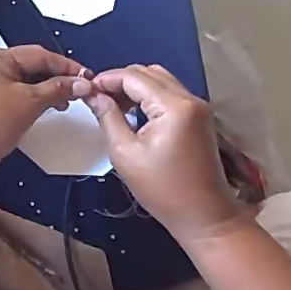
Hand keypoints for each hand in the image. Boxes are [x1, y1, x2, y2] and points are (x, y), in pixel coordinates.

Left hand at [0, 46, 92, 168]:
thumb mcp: (30, 102)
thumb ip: (58, 88)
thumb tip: (79, 83)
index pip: (39, 54)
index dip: (65, 66)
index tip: (85, 75)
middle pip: (34, 64)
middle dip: (58, 77)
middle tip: (80, 87)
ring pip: (29, 78)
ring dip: (50, 88)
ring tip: (68, 97)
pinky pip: (21, 89)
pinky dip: (38, 96)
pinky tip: (52, 103)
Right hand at [86, 65, 251, 244]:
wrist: (205, 216)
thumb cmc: (162, 188)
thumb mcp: (124, 152)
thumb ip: (108, 116)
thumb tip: (93, 94)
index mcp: (173, 106)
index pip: (133, 76)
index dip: (106, 79)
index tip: (86, 90)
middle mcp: (190, 99)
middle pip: (148, 72)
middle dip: (119, 80)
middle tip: (97, 98)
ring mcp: (198, 107)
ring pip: (159, 79)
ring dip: (134, 86)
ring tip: (113, 105)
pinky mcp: (199, 117)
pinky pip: (169, 93)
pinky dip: (148, 95)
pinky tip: (133, 113)